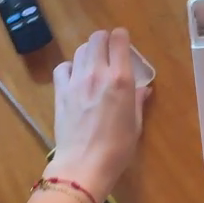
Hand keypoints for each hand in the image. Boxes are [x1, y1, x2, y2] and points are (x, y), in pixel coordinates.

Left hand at [47, 28, 150, 202]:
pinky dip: (71, 67)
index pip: (118, 40)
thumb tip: (142, 89)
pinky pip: (63, 67)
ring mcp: (76, 81)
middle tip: (109, 54)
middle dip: (105, 41)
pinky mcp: (60, 91)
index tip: (124, 44)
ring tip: (94, 66)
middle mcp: (97, 73)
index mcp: (120, 79)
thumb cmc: (117, 148)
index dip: (122, 37)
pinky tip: (75, 78)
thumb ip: (137, 101)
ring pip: (80, 50)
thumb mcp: (135, 124)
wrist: (83, 165)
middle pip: (97, 38)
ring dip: (89, 53)